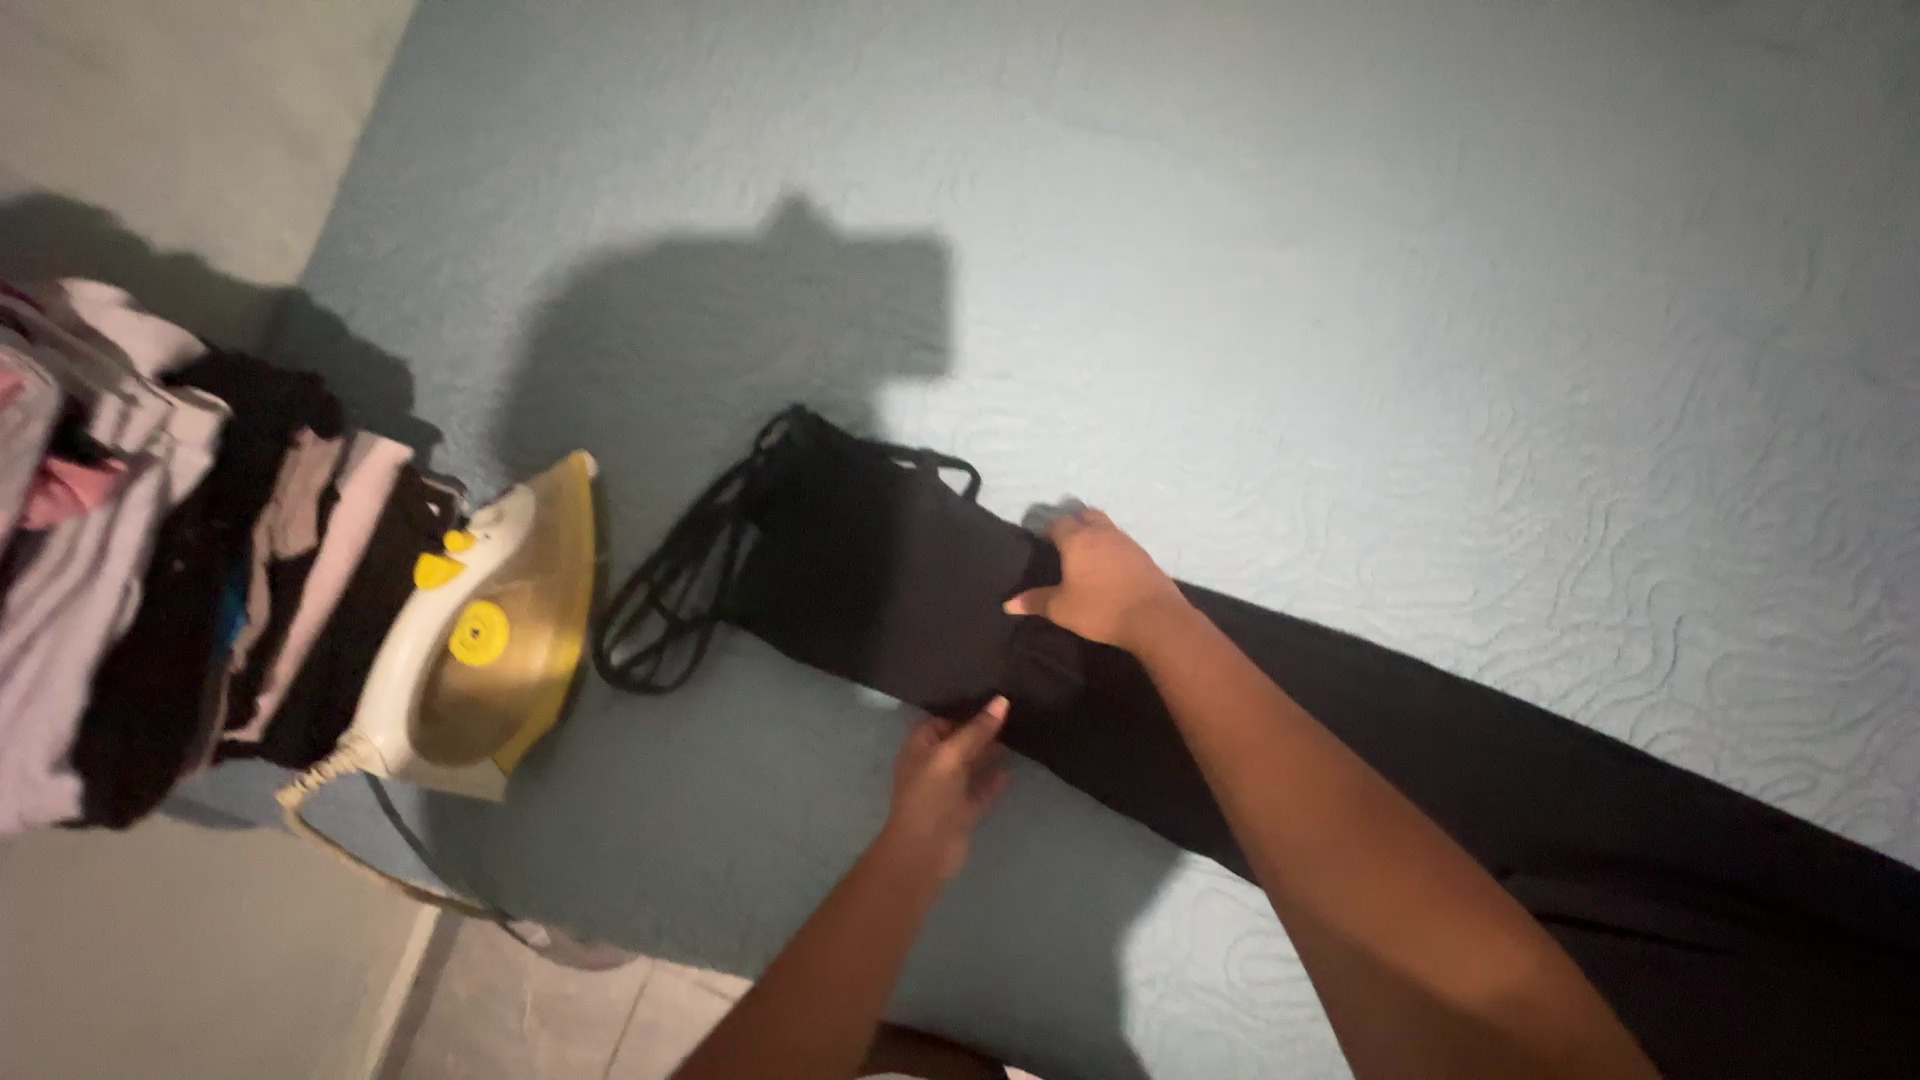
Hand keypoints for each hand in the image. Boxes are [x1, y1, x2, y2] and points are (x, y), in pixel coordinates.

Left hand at [880, 698, 1012, 880]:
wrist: (923, 853)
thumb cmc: (929, 797)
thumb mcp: (950, 756)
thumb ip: (976, 730)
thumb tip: (1001, 700)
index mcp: (919, 749)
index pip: (939, 721)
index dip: (961, 709)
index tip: (989, 696)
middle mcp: (932, 766)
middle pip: (957, 742)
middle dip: (979, 729)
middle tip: (1011, 710)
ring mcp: (947, 791)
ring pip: (970, 766)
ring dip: (989, 753)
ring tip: (1016, 733)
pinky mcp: (962, 812)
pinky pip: (980, 791)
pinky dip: (992, 781)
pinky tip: (1010, 770)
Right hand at [1004, 507, 1190, 651]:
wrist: (1154, 617)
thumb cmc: (1100, 609)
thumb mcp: (1061, 609)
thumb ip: (1035, 601)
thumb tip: (1008, 604)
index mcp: (1077, 539)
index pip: (1058, 522)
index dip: (1048, 528)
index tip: (1041, 539)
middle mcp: (1102, 533)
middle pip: (1086, 515)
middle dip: (1073, 521)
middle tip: (1064, 539)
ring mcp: (1126, 541)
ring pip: (1106, 526)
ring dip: (1094, 532)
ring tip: (1085, 552)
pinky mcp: (1143, 555)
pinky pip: (1121, 542)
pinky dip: (1111, 547)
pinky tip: (1108, 565)